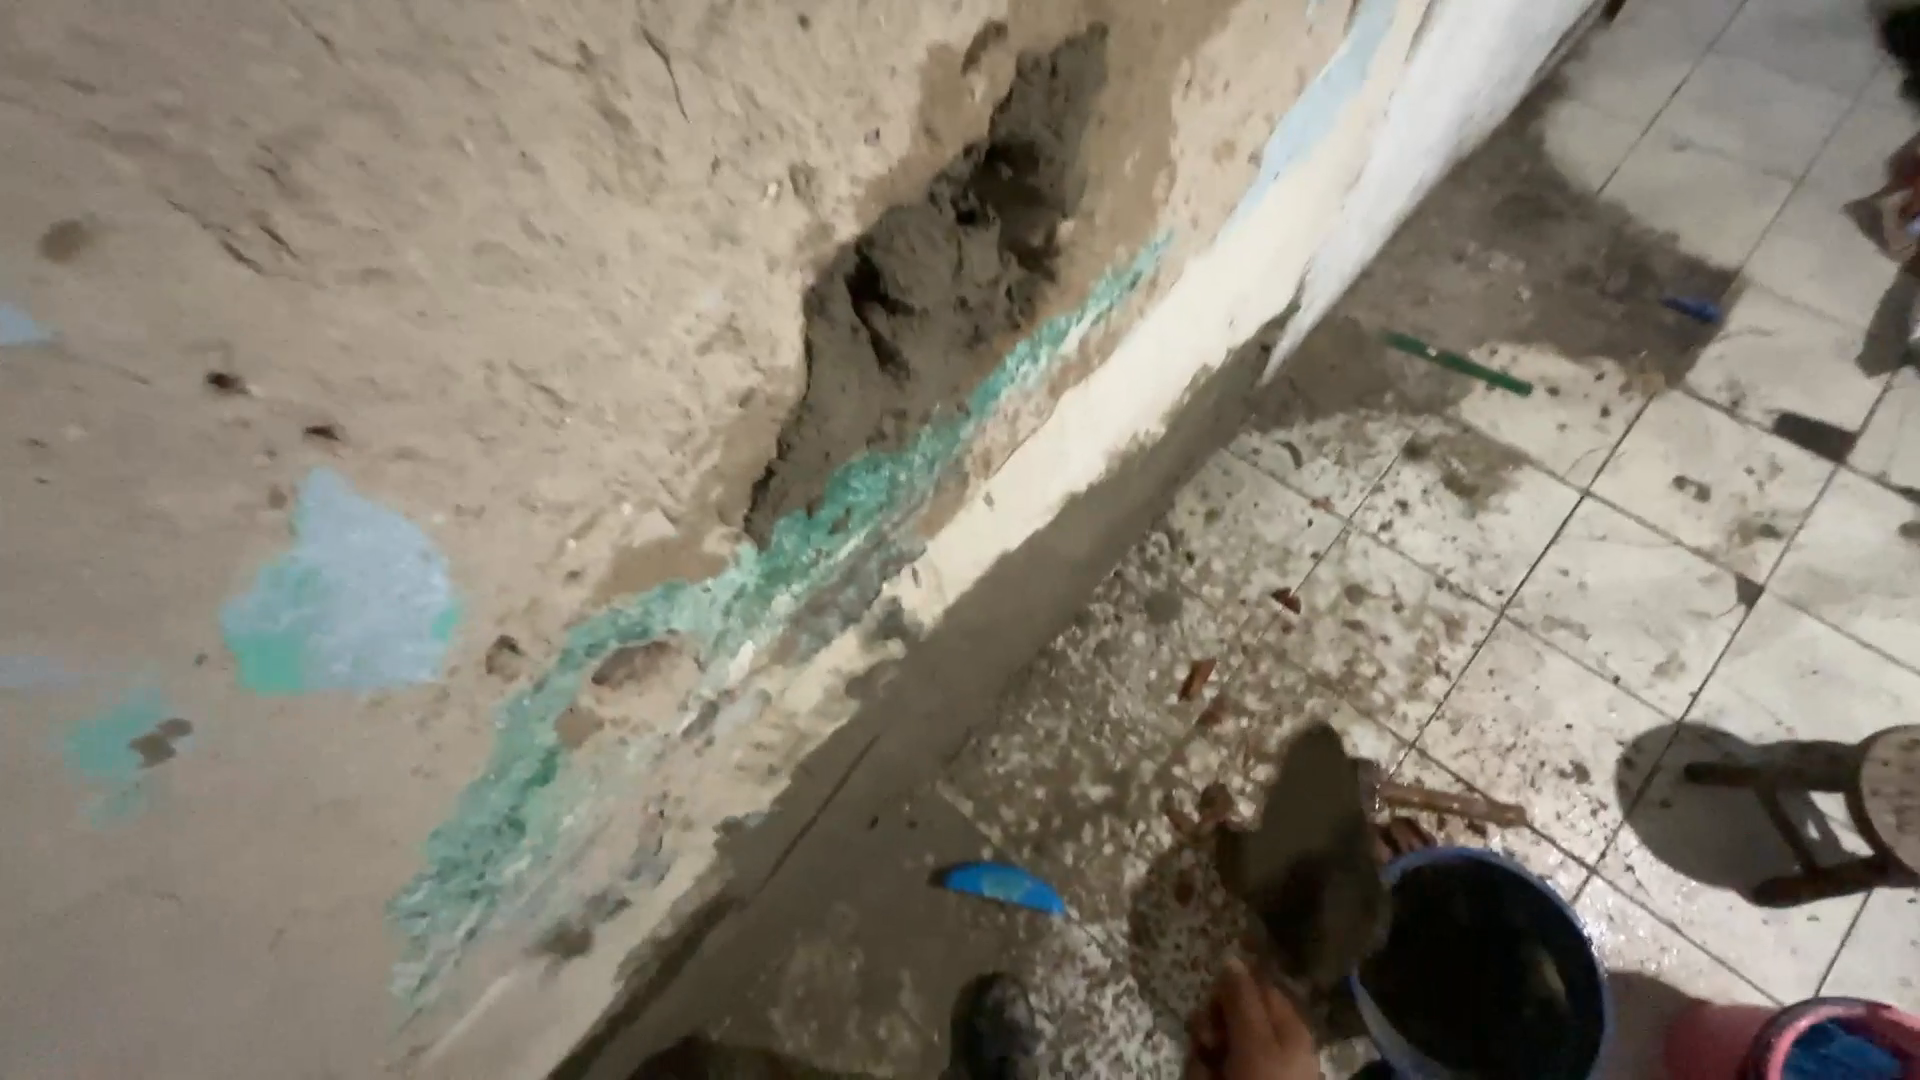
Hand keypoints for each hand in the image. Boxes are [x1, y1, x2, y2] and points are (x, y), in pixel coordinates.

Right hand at [1185, 957, 1321, 1079]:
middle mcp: (1271, 1047)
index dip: (1231, 989)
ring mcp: (1252, 1072)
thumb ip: (1242, 999)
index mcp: (1288, 1029)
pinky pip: (1208, 1071)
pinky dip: (1202, 1076)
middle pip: (1228, 1015)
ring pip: (1212, 1045)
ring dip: (1201, 1057)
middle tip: (1208, 1041)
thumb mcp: (1254, 1043)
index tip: (1214, 1000)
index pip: (1255, 987)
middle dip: (1209, 1026)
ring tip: (1208, 1075)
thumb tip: (1231, 958)